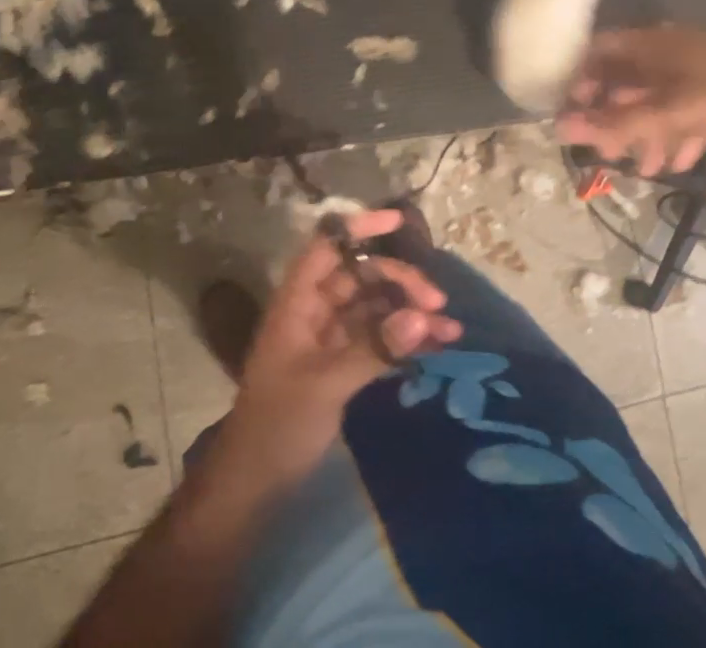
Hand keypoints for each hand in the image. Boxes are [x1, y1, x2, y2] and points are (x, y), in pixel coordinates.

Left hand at [237, 210, 462, 428]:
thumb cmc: (278, 426)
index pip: (325, 248)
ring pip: (374, 308)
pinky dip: (406, 339)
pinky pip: (379, 339)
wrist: (255, 482)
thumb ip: (373, 349)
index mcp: (296, 304)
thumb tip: (422, 318)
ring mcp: (329, 339)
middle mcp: (313, 313)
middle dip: (399, 281)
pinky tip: (438, 345)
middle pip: (359, 276)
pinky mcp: (343, 365)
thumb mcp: (325, 385)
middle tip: (436, 303)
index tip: (398, 223)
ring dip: (410, 312)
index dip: (357, 228)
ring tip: (450, 327)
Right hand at [555, 27, 705, 175]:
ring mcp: (698, 71)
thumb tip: (560, 127)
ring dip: (643, 132)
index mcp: (656, 44)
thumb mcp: (671, 113)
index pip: (599, 51)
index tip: (571, 116)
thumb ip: (616, 122)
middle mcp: (672, 51)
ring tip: (642, 168)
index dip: (578, 81)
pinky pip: (684, 111)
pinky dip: (675, 135)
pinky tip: (678, 162)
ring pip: (655, 100)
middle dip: (612, 116)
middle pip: (625, 80)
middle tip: (603, 150)